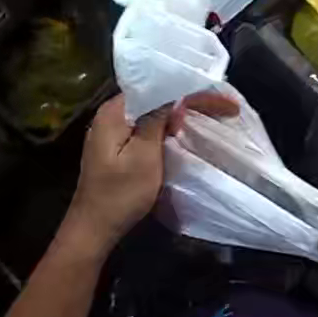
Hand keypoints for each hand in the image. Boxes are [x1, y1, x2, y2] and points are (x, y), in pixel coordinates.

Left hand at [58, 91, 240, 259]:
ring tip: (211, 113)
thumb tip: (174, 96)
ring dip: (179, 112)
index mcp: (115, 111)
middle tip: (224, 107)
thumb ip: (157, 120)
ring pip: (152, 111)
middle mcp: (111, 114)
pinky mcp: (116, 145)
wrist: (93, 229)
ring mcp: (112, 130)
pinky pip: (146, 126)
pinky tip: (184, 130)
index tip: (223, 100)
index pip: (158, 87)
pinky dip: (166, 126)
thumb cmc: (120, 194)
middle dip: (189, 99)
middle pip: (156, 96)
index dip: (192, 90)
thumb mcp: (144, 156)